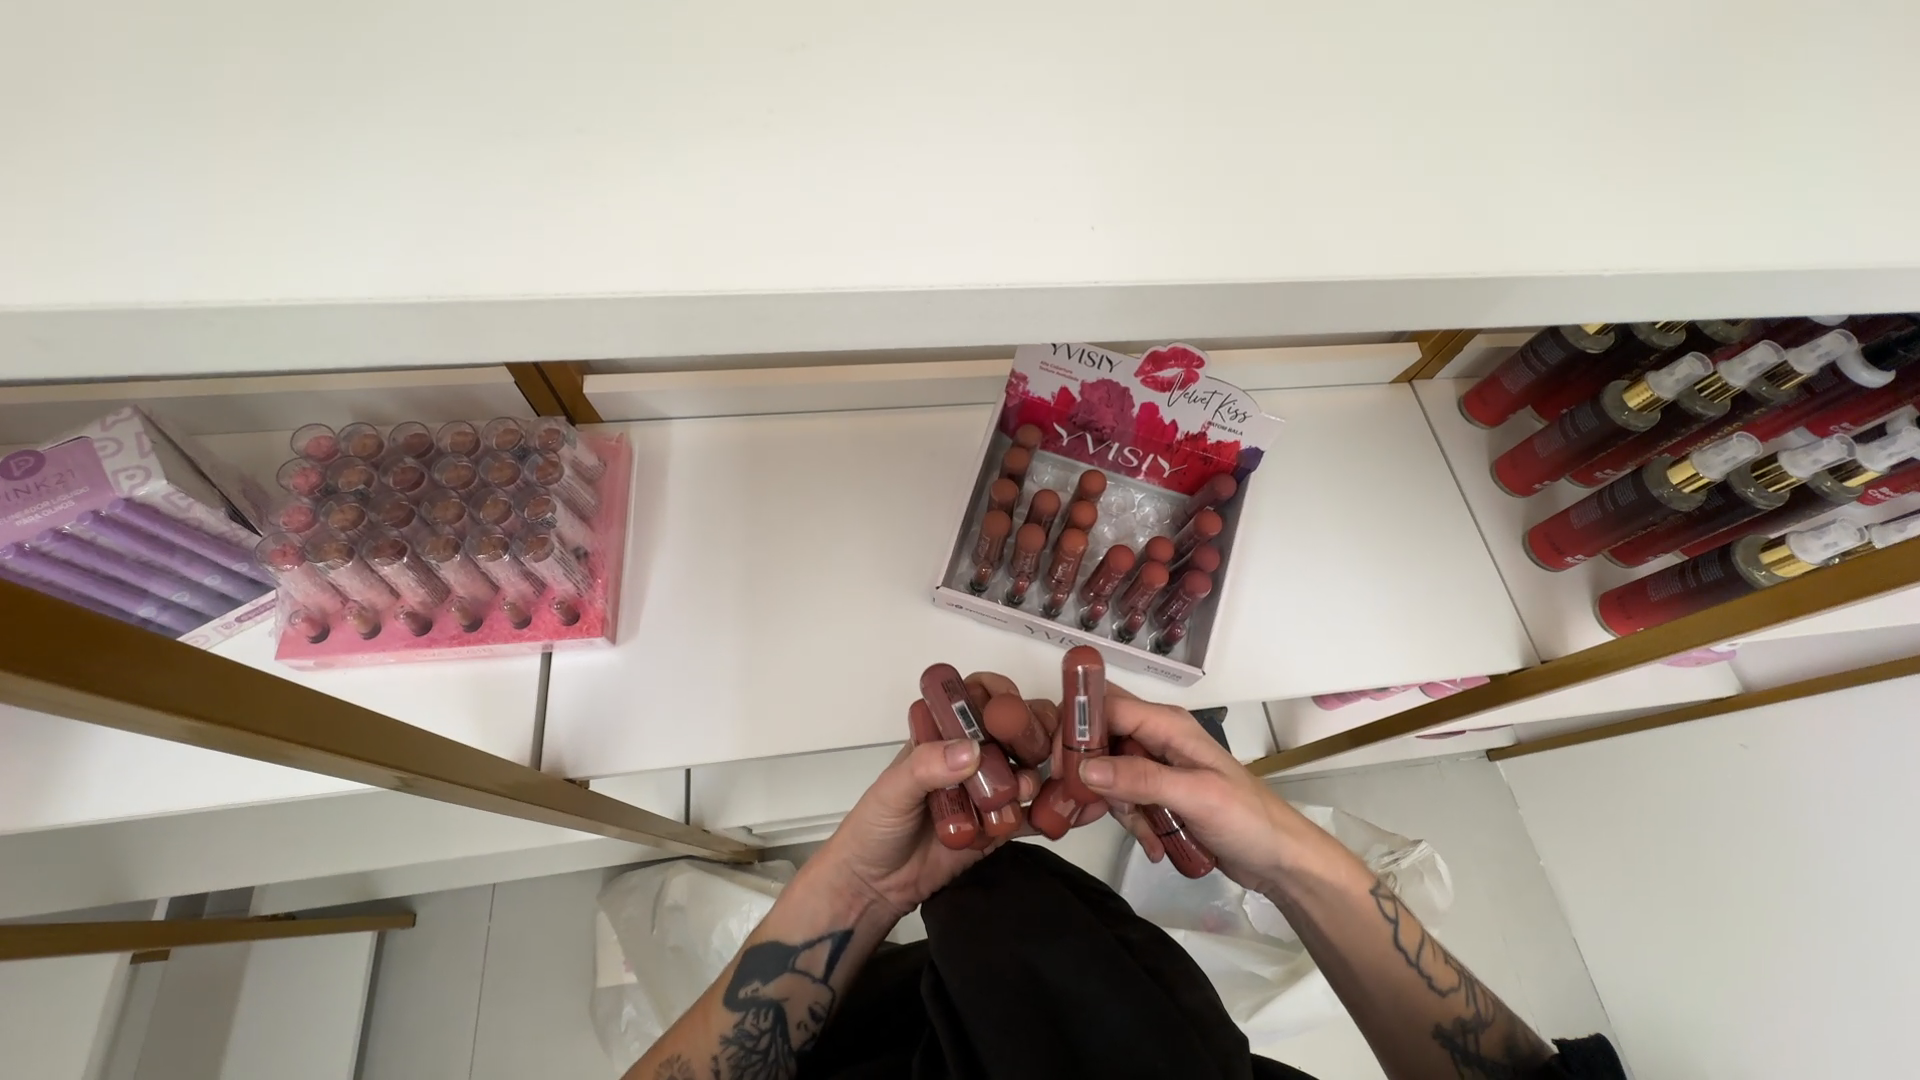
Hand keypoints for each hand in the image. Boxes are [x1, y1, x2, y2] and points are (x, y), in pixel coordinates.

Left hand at [806, 674, 1041, 923]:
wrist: (875, 887)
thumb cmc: (874, 827)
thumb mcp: (893, 790)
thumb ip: (927, 766)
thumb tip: (971, 750)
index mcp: (942, 734)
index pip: (977, 697)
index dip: (999, 696)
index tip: (1009, 710)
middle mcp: (969, 756)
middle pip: (1013, 728)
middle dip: (1029, 734)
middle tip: (1029, 752)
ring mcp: (986, 790)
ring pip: (1027, 767)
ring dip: (1035, 774)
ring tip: (1023, 792)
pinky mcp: (998, 825)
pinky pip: (1030, 813)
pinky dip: (1047, 811)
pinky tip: (1053, 813)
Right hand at [1073, 684, 1306, 894]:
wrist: (1281, 860)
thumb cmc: (1246, 819)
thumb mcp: (1194, 796)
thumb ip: (1140, 778)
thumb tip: (1084, 768)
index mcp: (1167, 723)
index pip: (1107, 707)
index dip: (1078, 730)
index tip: (1063, 769)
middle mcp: (1158, 736)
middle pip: (1102, 736)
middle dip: (1089, 771)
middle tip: (1087, 805)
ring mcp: (1158, 765)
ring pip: (1108, 771)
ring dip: (1115, 804)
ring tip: (1141, 832)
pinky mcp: (1159, 793)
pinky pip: (1125, 797)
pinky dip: (1130, 820)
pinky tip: (1153, 844)